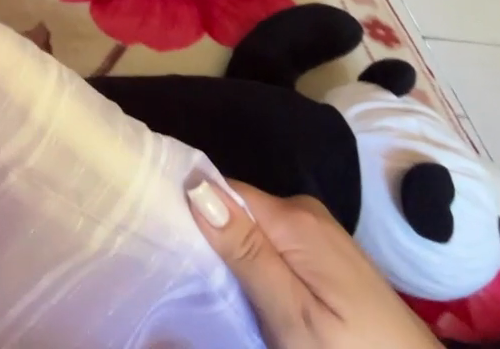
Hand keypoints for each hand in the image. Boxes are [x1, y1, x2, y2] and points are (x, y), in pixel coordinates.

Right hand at [187, 178, 437, 348]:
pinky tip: (258, 292)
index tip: (172, 243)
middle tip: (204, 282)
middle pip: (237, 208)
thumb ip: (246, 251)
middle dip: (216, 238)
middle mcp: (305, 211)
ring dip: (237, 254)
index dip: (195, 212)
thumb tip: (196, 185)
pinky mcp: (327, 252)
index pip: (221, 190)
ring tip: (228, 291)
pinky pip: (274, 242)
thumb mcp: (292, 315)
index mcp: (294, 218)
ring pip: (254, 226)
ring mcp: (320, 231)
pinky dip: (259, 263)